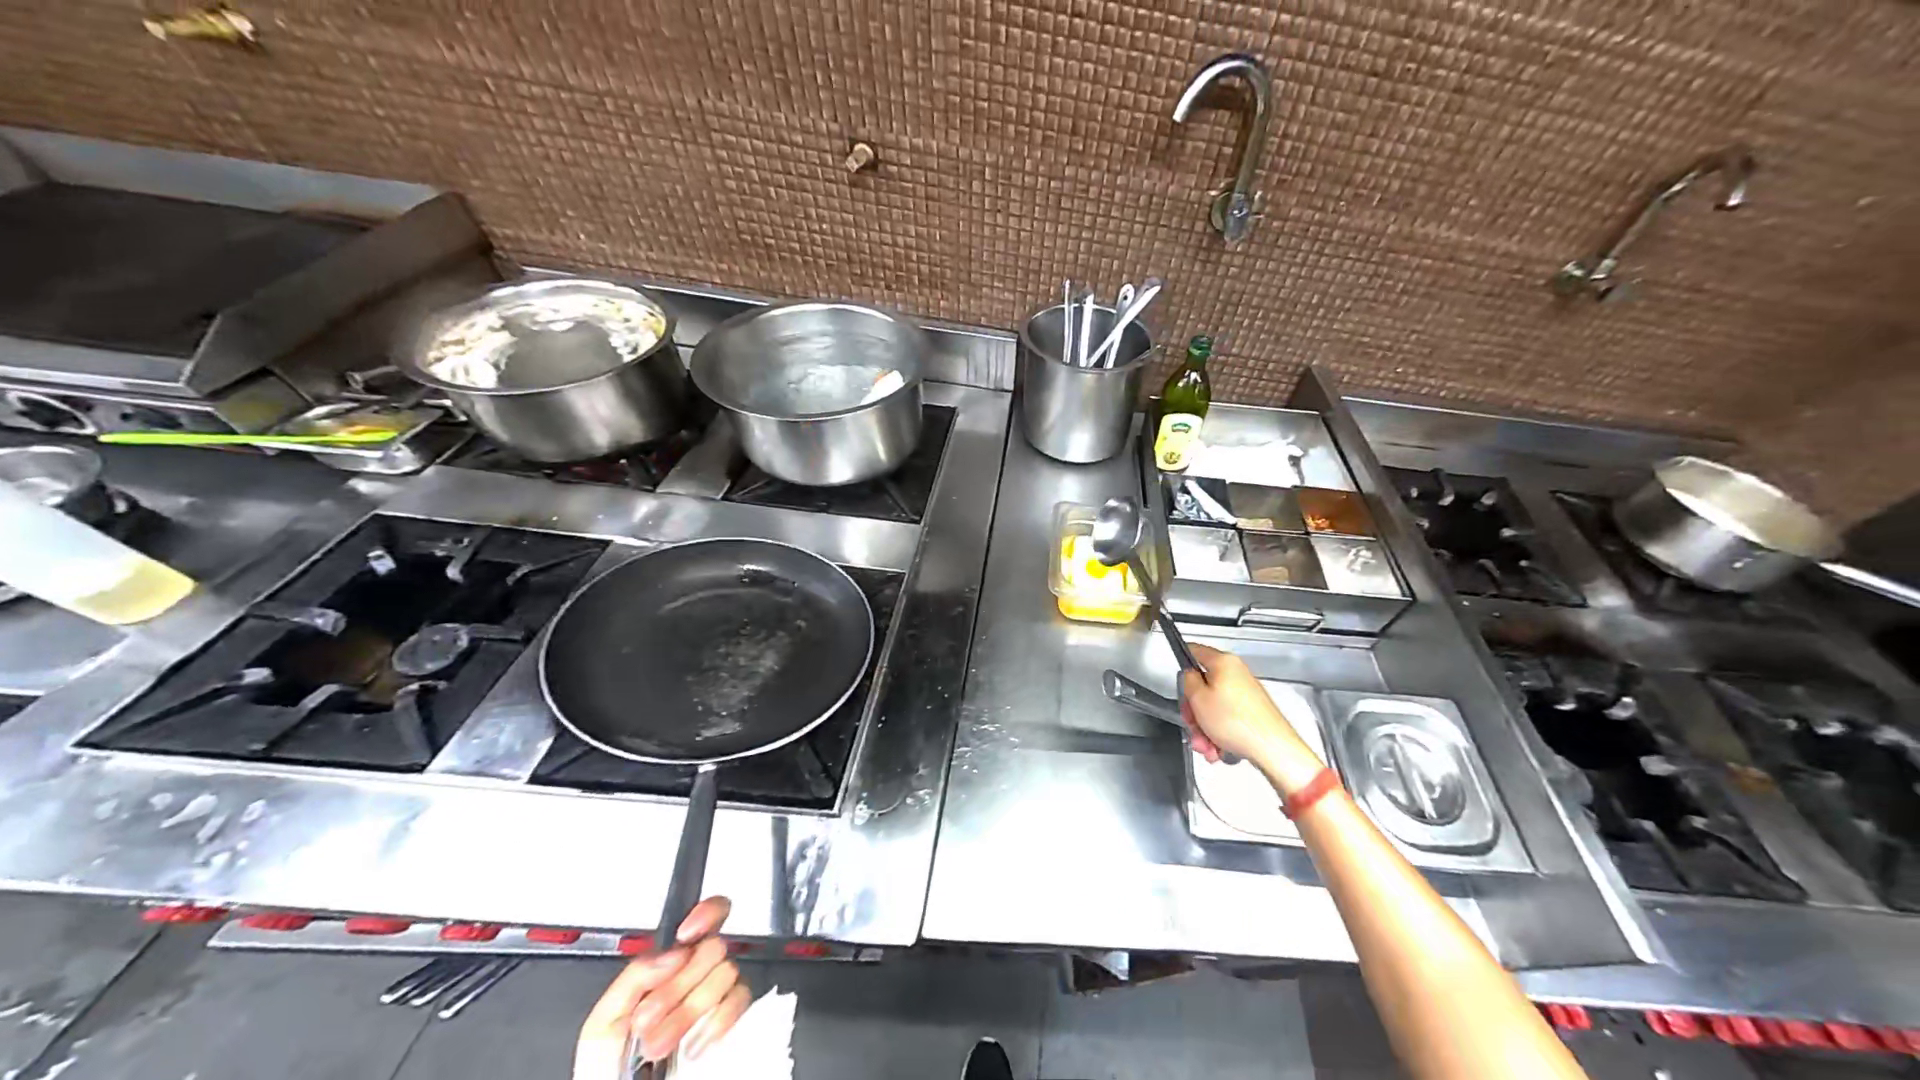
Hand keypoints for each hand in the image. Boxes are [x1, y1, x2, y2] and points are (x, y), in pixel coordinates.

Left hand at [575, 896, 751, 1076]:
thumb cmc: (608, 1070)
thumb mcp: (604, 1022)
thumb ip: (635, 977)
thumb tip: (674, 953)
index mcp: (669, 964)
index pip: (708, 916)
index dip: (707, 913)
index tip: (686, 935)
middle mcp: (698, 974)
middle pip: (714, 946)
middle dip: (677, 985)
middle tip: (648, 1017)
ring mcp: (717, 997)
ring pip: (725, 974)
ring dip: (686, 1012)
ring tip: (658, 1043)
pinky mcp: (731, 1022)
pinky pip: (739, 1001)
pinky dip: (714, 1023)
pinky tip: (691, 1044)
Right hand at [1179, 644, 1325, 794]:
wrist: (1272, 749)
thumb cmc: (1239, 723)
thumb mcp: (1197, 698)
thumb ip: (1186, 680)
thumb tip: (1188, 677)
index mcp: (1224, 663)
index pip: (1194, 651)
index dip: (1181, 663)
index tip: (1176, 676)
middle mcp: (1237, 675)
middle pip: (1202, 686)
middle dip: (1193, 710)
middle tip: (1192, 722)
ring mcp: (1245, 694)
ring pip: (1212, 707)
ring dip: (1204, 728)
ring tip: (1206, 744)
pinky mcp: (1251, 712)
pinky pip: (1225, 720)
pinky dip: (1218, 735)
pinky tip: (1218, 748)